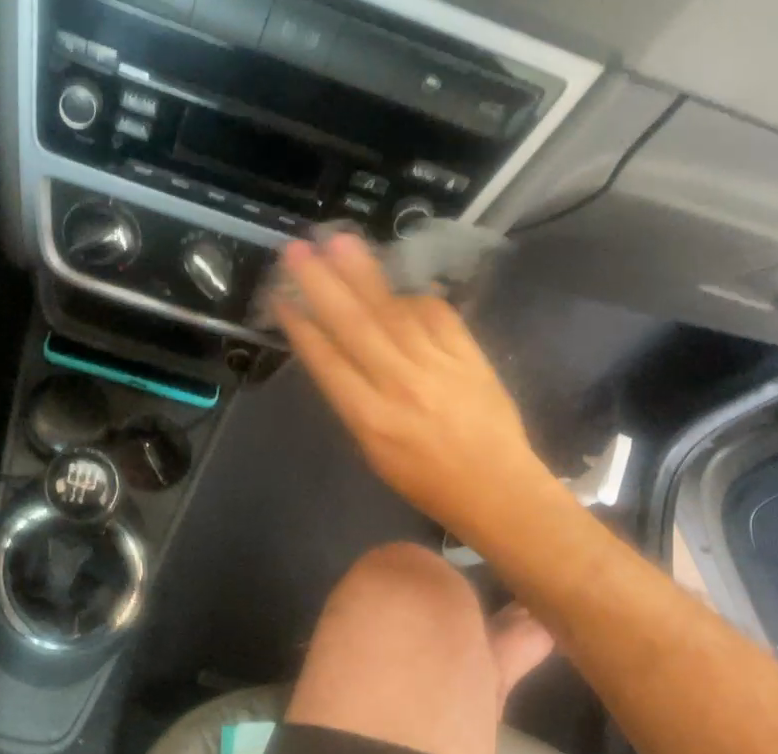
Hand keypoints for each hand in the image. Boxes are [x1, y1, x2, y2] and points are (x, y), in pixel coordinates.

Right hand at [274, 234, 555, 533]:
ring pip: (393, 311)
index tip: (281, 299)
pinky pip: (437, 315)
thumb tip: (341, 356)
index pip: (328, 362)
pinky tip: (397, 279)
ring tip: (341, 242)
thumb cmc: (427, 482)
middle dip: (322, 285)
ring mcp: (438, 365)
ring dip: (364, 274)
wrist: (495, 487)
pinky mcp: (469, 354)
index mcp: (370, 419)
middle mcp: (400, 385)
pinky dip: (414, 296)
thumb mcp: (375, 453)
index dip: (301, 328)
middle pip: (355, 326)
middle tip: (300, 249)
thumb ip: (356, 403)